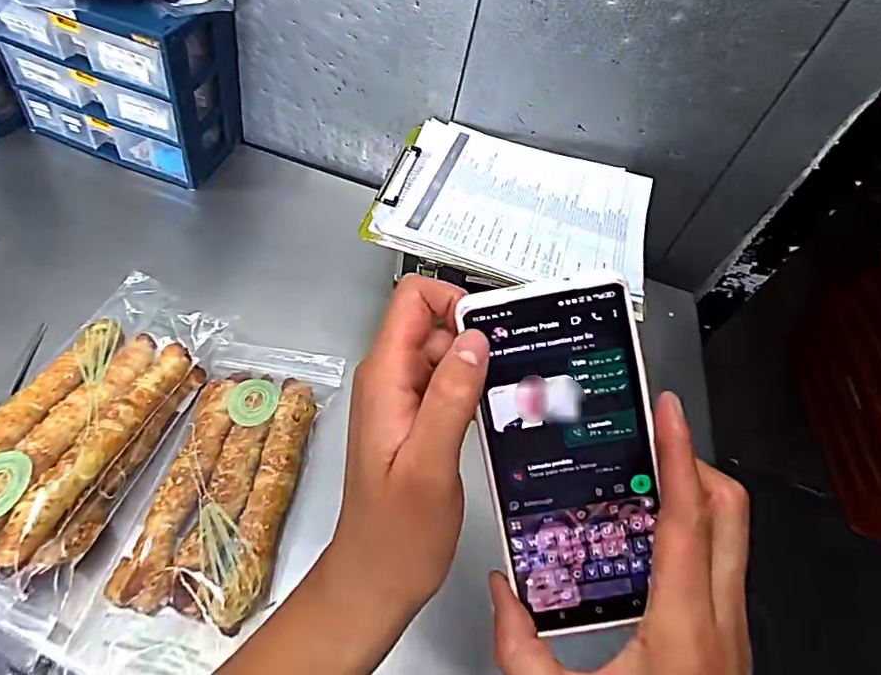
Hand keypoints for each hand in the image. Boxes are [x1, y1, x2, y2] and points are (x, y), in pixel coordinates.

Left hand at [223, 275, 487, 674]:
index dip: (452, 301)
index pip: (412, 299)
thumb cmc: (395, 535)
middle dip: (473, 338)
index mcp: (385, 377)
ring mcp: (401, 396)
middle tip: (506, 374)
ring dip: (475, 367)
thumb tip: (474, 340)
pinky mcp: (415, 415)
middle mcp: (389, 378)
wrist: (375, 581)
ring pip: (445, 352)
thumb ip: (450, 397)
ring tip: (501, 401)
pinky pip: (446, 381)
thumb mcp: (429, 465)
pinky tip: (488, 414)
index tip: (487, 331)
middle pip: (434, 323)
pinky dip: (470, 388)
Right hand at [489, 392, 750, 674]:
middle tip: (656, 436)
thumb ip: (523, 650)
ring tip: (651, 475)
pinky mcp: (729, 641)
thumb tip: (501, 594)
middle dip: (695, 461)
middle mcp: (722, 623)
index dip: (680, 453)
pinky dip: (695, 530)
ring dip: (697, 494)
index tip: (669, 410)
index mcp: (685, 629)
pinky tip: (654, 536)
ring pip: (732, 534)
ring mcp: (733, 632)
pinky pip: (722, 562)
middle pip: (730, 512)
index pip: (688, 517)